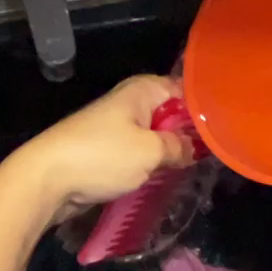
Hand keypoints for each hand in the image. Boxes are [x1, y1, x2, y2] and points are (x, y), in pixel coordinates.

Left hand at [4, 75, 196, 223]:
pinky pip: (138, 155)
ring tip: (191, 172)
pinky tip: (162, 181)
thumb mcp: (150, 151)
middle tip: (212, 158)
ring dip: (168, 154)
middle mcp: (130, 103)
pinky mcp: (105, 152)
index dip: (205, 110)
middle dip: (188, 135)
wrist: (47, 179)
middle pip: (171, 115)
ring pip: (154, 138)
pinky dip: (149, 166)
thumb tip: (194, 148)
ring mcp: (115, 128)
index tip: (224, 132)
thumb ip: (178, 147)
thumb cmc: (102, 157)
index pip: (185, 90)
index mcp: (143, 90)